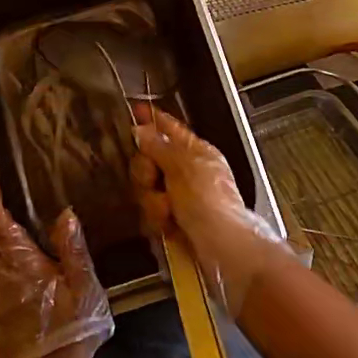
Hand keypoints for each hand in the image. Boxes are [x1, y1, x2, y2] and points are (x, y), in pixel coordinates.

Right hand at [130, 107, 290, 315]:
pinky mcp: (174, 223)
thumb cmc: (210, 203)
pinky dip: (158, 221)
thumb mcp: (183, 167)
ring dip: (154, 203)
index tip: (135, 108)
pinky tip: (170, 227)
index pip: (170, 129)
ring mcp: (180, 199)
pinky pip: (151, 214)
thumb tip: (141, 130)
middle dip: (147, 174)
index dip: (153, 120)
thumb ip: (159, 147)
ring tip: (170, 212)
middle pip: (149, 162)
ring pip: (146, 191)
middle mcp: (187, 173)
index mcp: (197, 153)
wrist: (222, 249)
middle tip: (155, 182)